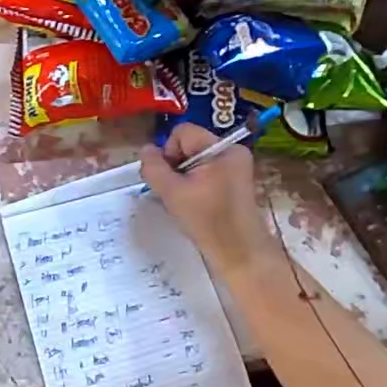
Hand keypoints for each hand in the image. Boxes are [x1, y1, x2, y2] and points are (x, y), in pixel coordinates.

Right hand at [139, 124, 274, 274]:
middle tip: (175, 193)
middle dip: (175, 167)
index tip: (170, 179)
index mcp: (223, 148)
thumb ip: (154, 168)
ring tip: (186, 201)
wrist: (240, 253)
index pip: (182, 133)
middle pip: (189, 145)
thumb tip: (146, 150)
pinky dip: (195, 185)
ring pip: (195, 160)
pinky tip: (195, 204)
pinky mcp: (235, 182)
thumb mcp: (172, 193)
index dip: (168, 152)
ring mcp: (236, 167)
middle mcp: (232, 151)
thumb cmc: (208, 221)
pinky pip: (205, 172)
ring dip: (183, 178)